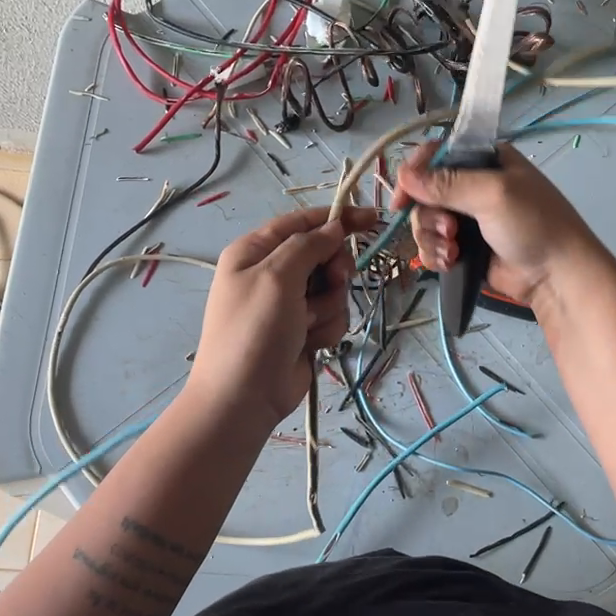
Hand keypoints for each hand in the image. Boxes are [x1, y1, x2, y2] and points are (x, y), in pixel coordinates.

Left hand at [187, 206, 379, 426]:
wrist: (244, 397)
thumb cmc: (254, 330)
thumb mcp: (277, 276)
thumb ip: (308, 245)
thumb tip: (334, 227)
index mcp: (254, 251)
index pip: (301, 222)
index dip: (337, 219)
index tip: (372, 220)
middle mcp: (271, 273)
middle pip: (323, 254)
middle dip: (333, 270)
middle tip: (335, 281)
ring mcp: (289, 304)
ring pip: (333, 289)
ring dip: (328, 306)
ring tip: (307, 324)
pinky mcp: (304, 330)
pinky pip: (332, 316)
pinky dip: (326, 328)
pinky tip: (310, 343)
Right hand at [392, 141, 603, 308]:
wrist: (557, 275)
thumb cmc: (533, 224)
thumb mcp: (493, 194)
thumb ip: (447, 183)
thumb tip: (402, 176)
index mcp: (484, 161)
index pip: (436, 155)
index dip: (415, 173)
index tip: (402, 197)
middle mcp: (473, 185)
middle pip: (424, 193)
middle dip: (429, 215)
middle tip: (450, 230)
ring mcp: (468, 219)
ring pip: (425, 222)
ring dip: (431, 239)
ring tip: (452, 252)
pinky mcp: (464, 248)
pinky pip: (433, 246)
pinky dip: (435, 255)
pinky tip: (449, 263)